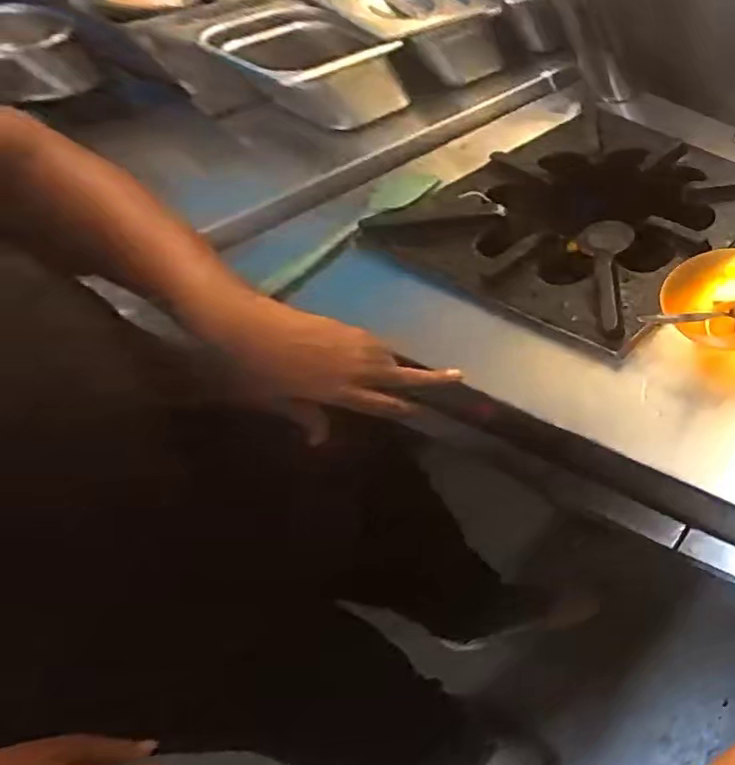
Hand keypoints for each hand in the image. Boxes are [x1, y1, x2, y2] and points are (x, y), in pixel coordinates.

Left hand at [186, 290, 460, 442]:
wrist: (245, 323)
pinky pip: (376, 346)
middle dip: (435, 379)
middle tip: (459, 376)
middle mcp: (361, 371)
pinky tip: (365, 353)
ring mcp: (360, 348)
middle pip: (406, 377)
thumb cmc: (254, 367)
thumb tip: (319, 440)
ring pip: (390, 360)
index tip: (422, 412)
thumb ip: (304, 416)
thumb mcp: (276, 398)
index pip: (386, 405)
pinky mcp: (354, 331)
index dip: (405, 409)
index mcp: (343, 391)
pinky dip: (377, 352)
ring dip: (394, 365)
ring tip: (392, 369)